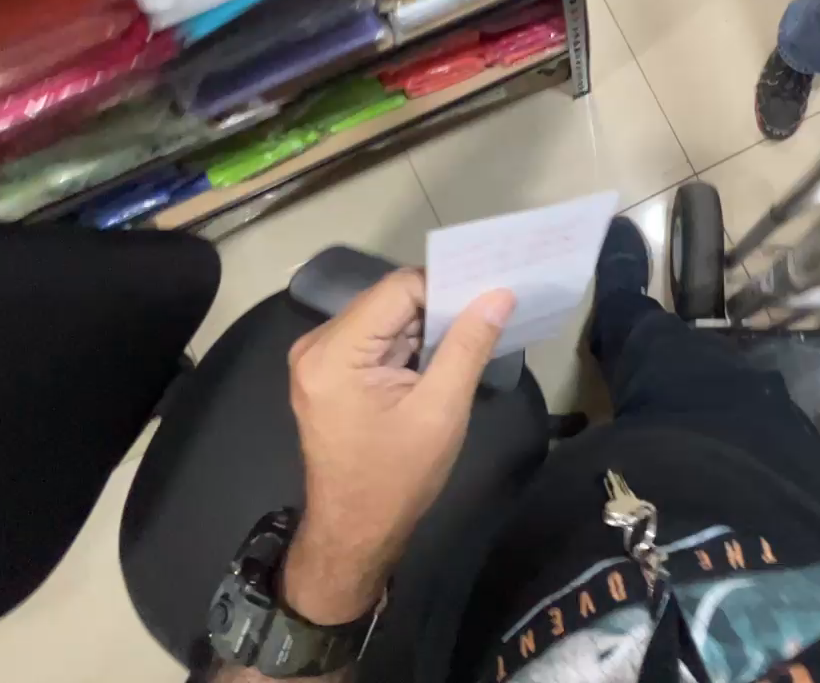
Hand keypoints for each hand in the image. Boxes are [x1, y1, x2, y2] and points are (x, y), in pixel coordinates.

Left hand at [278, 271, 514, 623]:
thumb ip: (468, 345)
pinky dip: (415, 339)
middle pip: (391, 298)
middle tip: (491, 306)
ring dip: (430, 321)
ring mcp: (323, 357)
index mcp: (335, 352)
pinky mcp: (334, 370)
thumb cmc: (397, 476)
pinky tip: (448, 347)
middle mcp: (319, 345)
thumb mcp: (441, 409)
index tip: (490, 293)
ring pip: (389, 314)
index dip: (447, 287)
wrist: (356, 533)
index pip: (399, 289)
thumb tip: (499, 295)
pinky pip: (381, 335)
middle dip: (441, 302)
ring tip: (477, 325)